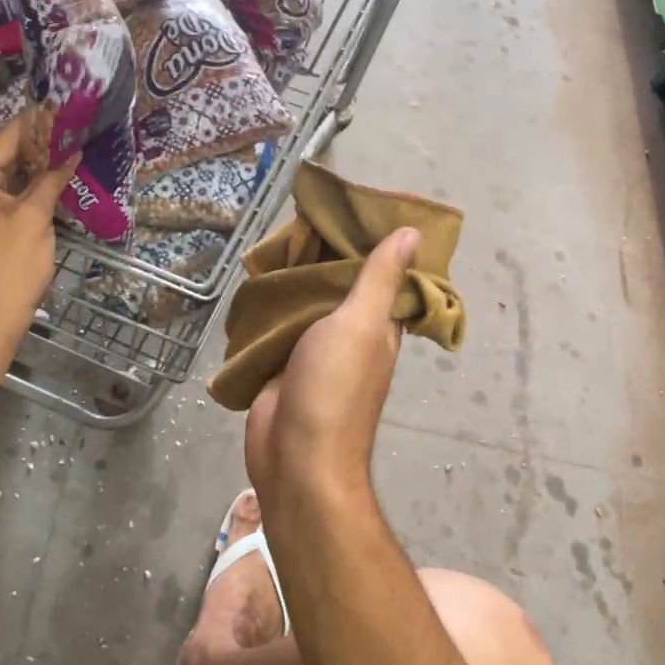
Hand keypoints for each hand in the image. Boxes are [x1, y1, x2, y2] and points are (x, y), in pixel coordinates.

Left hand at [0, 117, 77, 332]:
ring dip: (39, 167)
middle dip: (41, 145)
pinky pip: (9, 196)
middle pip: (6, 155)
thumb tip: (72, 152)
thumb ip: (51, 180)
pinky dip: (32, 188)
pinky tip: (59, 179)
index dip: (38, 124)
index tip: (67, 108)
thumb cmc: (10, 267)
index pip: (6, 139)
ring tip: (73, 148)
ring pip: (10, 176)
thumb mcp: (35, 218)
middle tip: (76, 128)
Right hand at [245, 227, 419, 511]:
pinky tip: (251, 283)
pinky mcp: (280, 365)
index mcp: (378, 326)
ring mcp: (312, 353)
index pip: (379, 274)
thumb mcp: (360, 326)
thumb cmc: (333, 390)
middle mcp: (348, 336)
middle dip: (318, 256)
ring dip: (289, 280)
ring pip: (302, 305)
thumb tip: (413, 234)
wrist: (294, 458)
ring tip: (270, 240)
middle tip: (295, 216)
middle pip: (335, 286)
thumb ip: (379, 280)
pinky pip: (275, 328)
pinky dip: (265, 307)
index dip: (366, 242)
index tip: (345, 207)